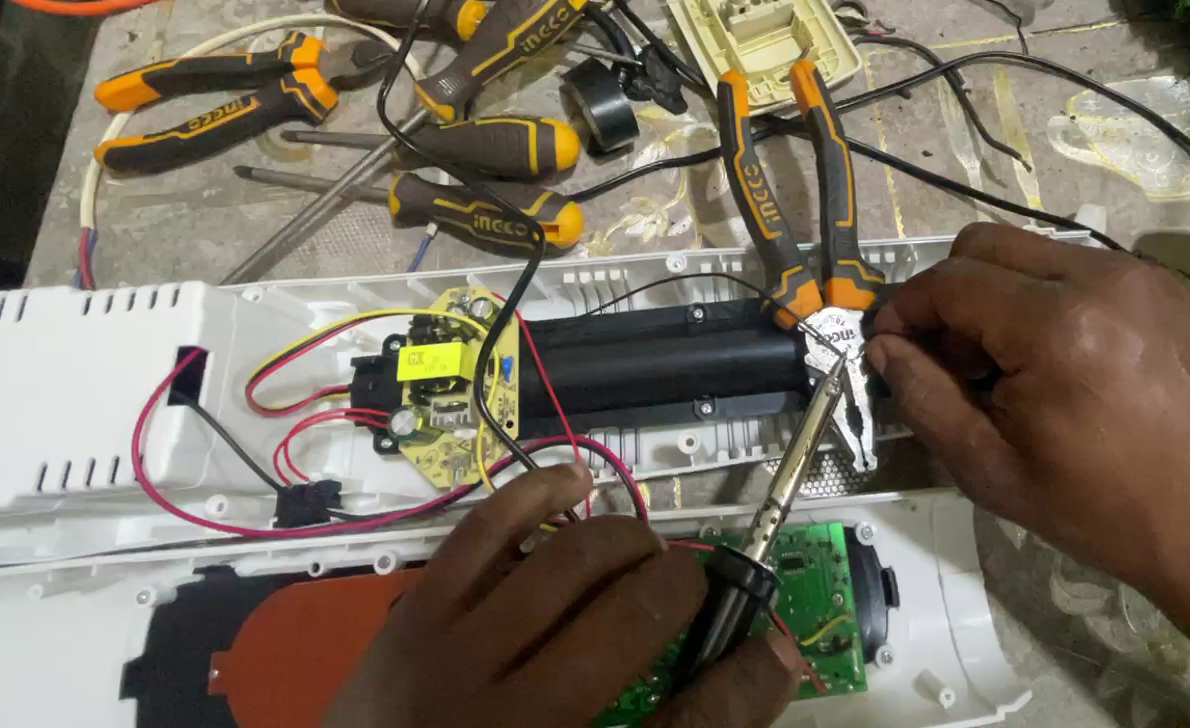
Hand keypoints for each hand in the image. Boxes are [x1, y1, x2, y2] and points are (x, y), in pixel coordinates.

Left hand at [324, 464, 807, 727]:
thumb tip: (754, 668)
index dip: (746, 684)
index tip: (778, 646)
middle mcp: (508, 720)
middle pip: (627, 623)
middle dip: (679, 588)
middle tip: (688, 585)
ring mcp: (450, 660)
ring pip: (565, 563)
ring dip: (623, 541)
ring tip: (642, 546)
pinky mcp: (412, 617)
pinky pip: (487, 530)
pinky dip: (540, 493)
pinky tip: (577, 484)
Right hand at [868, 225, 1189, 727]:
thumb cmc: (1104, 510)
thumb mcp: (989, 468)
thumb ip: (921, 396)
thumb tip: (884, 346)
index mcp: (1057, 325)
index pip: (949, 283)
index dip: (904, 309)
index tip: (889, 345)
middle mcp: (1101, 278)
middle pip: (982, 245)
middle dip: (946, 293)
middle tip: (947, 355)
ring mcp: (1141, 274)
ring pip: (1028, 248)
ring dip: (994, 291)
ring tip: (1002, 359)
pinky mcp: (1166, 284)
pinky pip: (1074, 264)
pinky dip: (1041, 293)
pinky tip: (1054, 354)